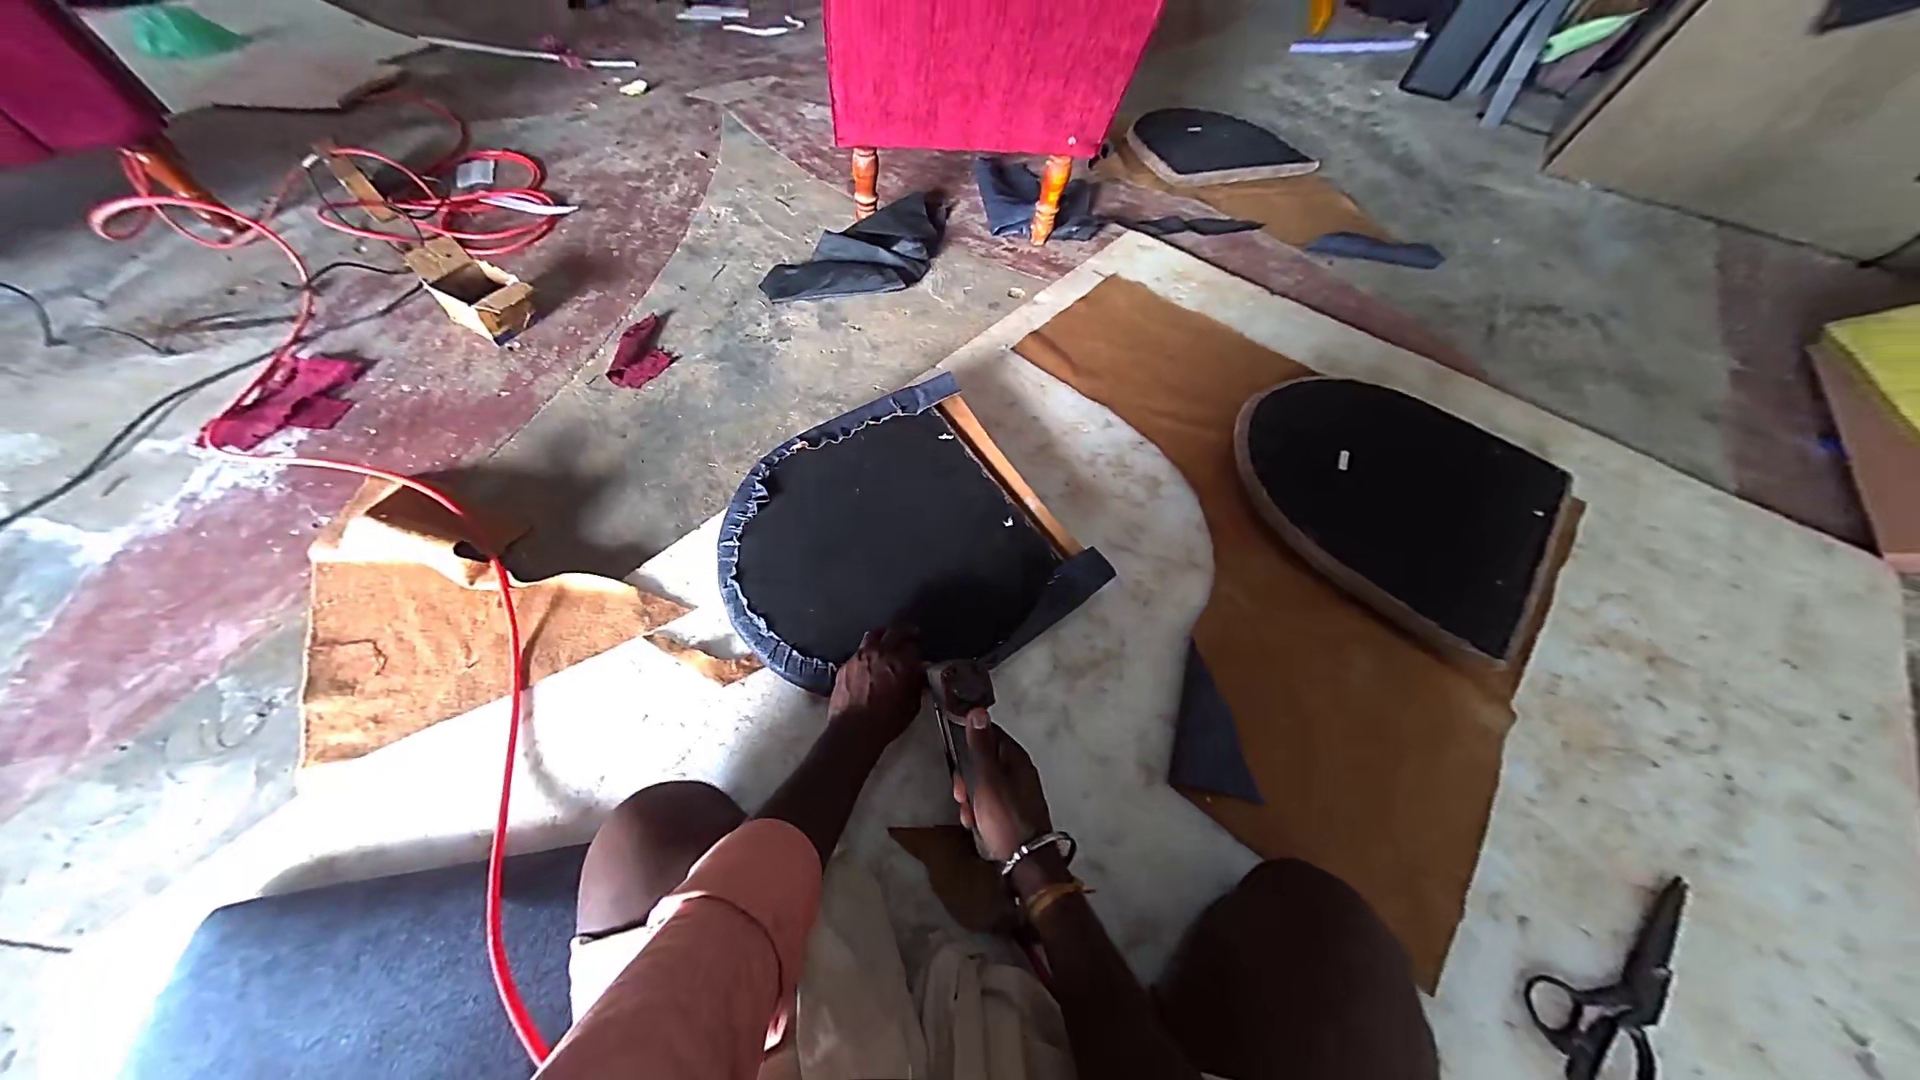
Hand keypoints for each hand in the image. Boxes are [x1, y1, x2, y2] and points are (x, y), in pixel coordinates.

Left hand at [828, 625, 923, 744]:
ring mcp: (861, 656)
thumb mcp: (912, 704)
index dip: (917, 645)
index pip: (913, 643)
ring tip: (885, 642)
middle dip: (904, 630)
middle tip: (909, 633)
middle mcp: (881, 652)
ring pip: (873, 635)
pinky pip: (859, 651)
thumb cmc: (888, 720)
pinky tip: (868, 663)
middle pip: (895, 630)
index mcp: (902, 662)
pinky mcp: (846, 664)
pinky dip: (867, 653)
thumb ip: (916, 683)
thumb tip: (919, 672)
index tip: (918, 648)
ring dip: (882, 636)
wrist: (854, 729)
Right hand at [954, 712, 1052, 862]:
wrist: (1026, 862)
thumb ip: (980, 746)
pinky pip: (990, 802)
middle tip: (961, 795)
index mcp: (1015, 757)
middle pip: (984, 760)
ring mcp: (1017, 791)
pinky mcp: (1013, 810)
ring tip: (968, 814)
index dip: (969, 743)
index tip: (956, 760)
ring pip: (984, 783)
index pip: (989, 733)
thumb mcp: (987, 779)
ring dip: (970, 797)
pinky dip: (979, 810)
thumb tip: (977, 709)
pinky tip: (974, 824)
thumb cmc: (1005, 816)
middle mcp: (1018, 770)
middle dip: (967, 777)